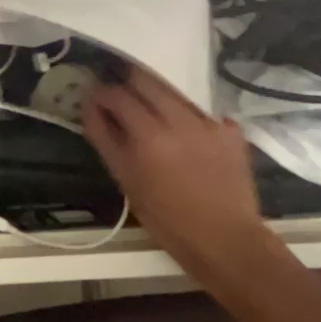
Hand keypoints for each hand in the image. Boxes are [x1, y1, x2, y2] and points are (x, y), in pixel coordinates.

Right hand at [84, 65, 266, 274]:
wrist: (226, 241)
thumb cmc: (168, 219)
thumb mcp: (126, 181)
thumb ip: (105, 139)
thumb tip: (90, 107)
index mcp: (149, 135)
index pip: (117, 95)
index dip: (101, 92)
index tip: (94, 97)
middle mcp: (179, 120)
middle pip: (146, 80)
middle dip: (128, 82)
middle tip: (120, 96)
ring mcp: (208, 122)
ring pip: (174, 91)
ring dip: (157, 96)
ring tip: (151, 114)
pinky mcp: (230, 131)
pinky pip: (202, 110)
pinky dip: (188, 115)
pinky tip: (186, 133)